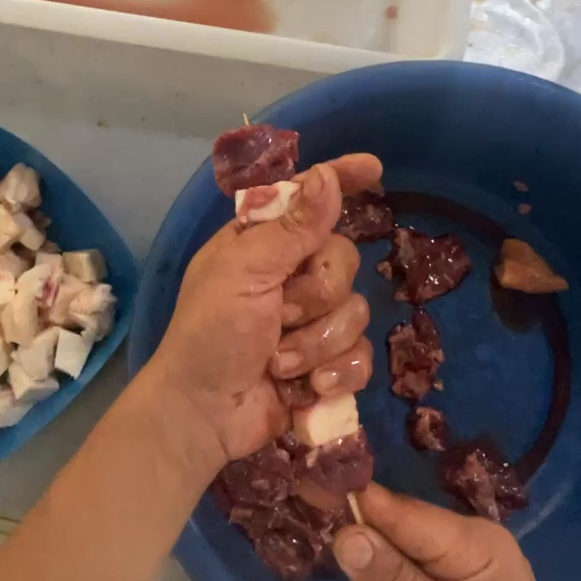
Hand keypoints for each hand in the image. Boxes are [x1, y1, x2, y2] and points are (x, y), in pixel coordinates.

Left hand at [148, 154, 382, 461]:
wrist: (205, 413)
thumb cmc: (210, 333)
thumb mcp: (244, 273)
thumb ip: (292, 228)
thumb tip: (326, 176)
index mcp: (264, 243)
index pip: (310, 199)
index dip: (341, 180)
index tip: (374, 166)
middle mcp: (291, 274)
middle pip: (344, 262)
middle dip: (315, 297)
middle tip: (278, 316)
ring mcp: (312, 320)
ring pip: (356, 312)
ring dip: (318, 344)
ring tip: (280, 363)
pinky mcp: (327, 362)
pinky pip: (361, 355)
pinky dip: (335, 374)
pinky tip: (306, 389)